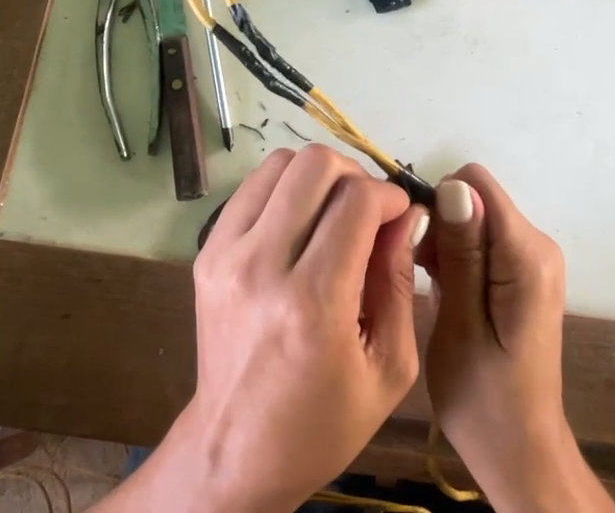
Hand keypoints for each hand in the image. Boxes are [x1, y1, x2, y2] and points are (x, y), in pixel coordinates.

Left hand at [100, 145, 427, 512]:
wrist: (235, 451)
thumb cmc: (323, 423)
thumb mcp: (389, 366)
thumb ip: (400, 280)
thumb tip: (408, 214)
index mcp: (313, 304)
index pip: (357, 200)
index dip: (389, 196)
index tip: (399, 217)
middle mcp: (262, 267)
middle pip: (314, 165)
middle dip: (355, 176)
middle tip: (368, 210)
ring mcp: (225, 255)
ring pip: (280, 164)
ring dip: (318, 178)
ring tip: (334, 214)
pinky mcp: (206, 253)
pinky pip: (252, 188)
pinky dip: (285, 192)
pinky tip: (301, 225)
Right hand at [421, 165, 614, 512]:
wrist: (518, 448)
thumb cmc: (483, 399)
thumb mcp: (461, 325)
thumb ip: (461, 254)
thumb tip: (454, 186)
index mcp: (527, 256)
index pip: (475, 185)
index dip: (435, 203)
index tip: (412, 245)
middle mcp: (537, 246)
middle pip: (473, 199)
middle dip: (437, 225)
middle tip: (417, 276)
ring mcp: (531, 259)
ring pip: (472, 218)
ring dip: (442, 243)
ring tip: (426, 290)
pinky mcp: (520, 273)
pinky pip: (480, 240)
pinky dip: (454, 257)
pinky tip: (440, 292)